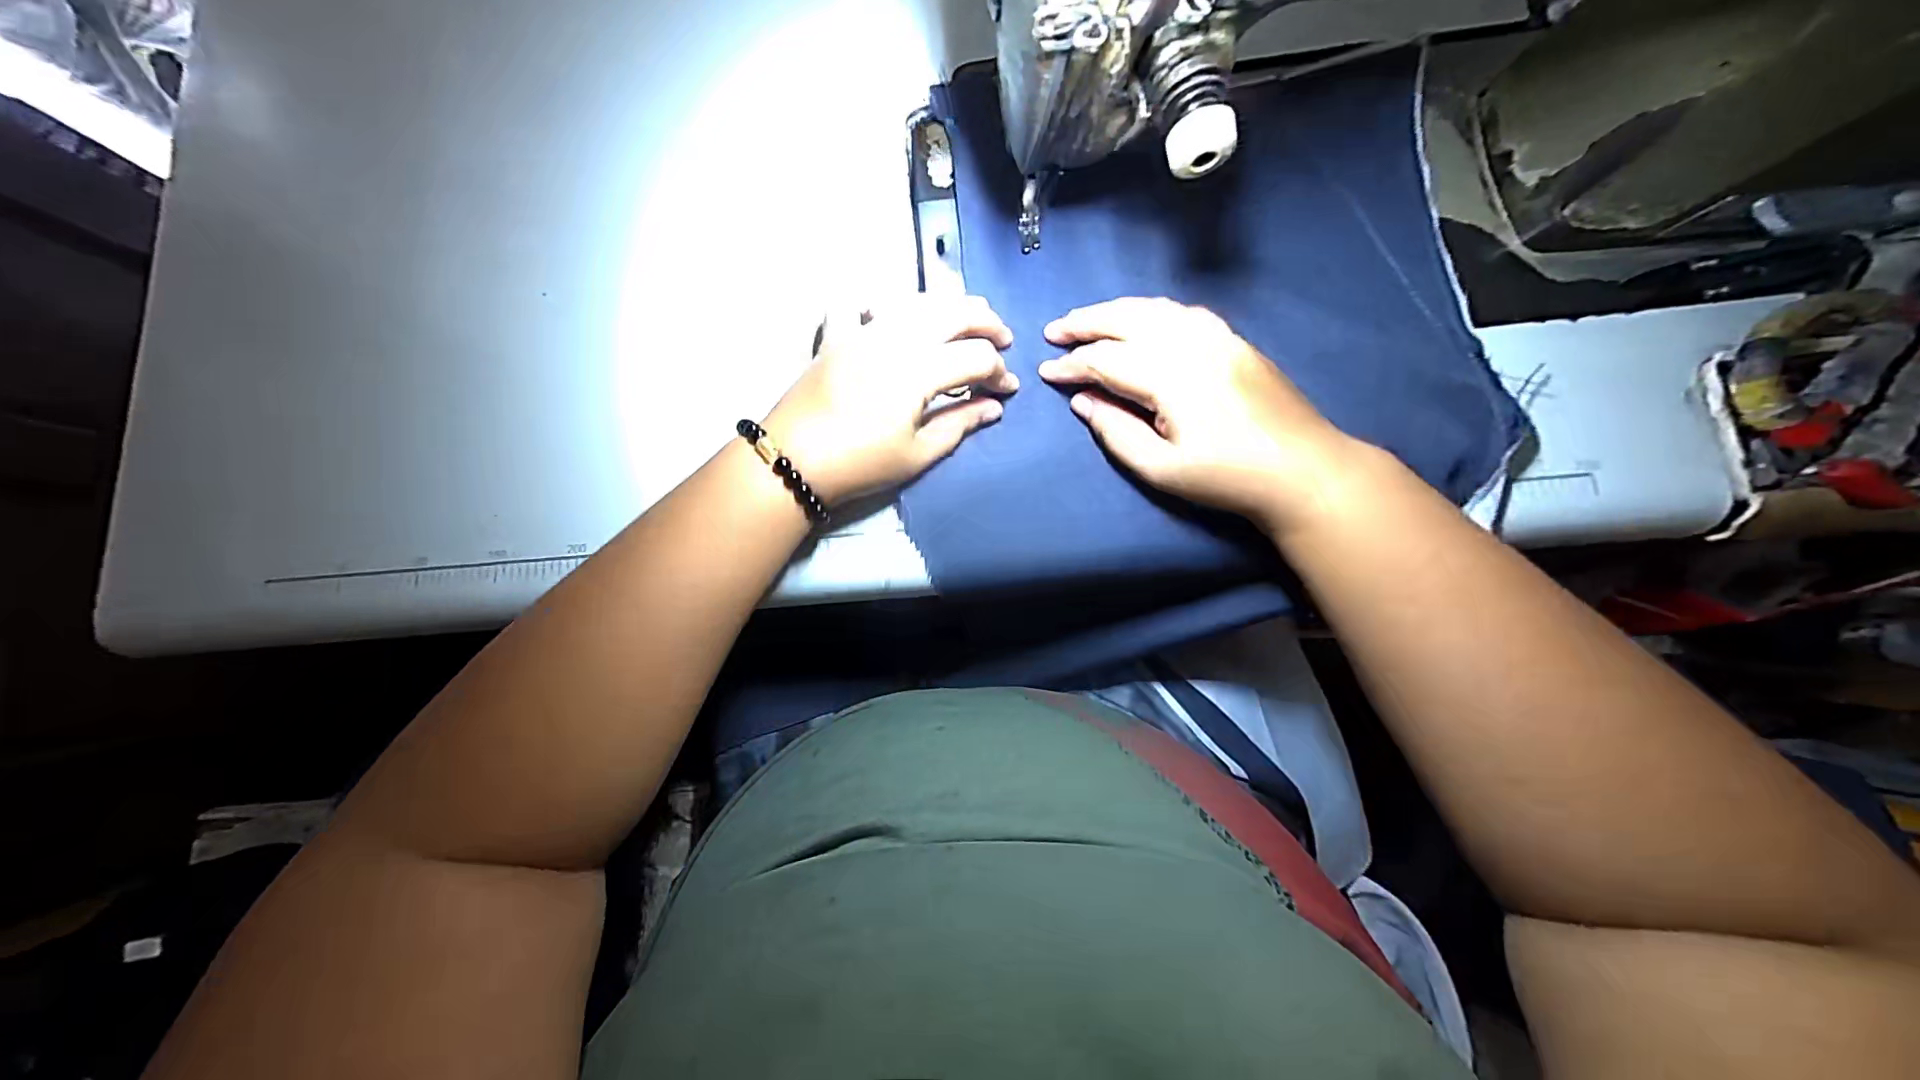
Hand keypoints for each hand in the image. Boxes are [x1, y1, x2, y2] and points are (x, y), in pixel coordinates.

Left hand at [762, 294, 1017, 504]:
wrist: (791, 461)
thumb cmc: (859, 464)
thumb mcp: (916, 454)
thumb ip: (959, 424)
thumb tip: (993, 407)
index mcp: (919, 370)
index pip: (975, 357)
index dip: (999, 372)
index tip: (1007, 391)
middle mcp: (895, 338)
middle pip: (953, 312)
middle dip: (985, 323)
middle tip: (1002, 340)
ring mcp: (863, 331)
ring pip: (915, 301)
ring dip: (946, 307)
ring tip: (962, 322)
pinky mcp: (837, 336)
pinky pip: (861, 303)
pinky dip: (880, 302)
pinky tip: (889, 313)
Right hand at [1038, 297, 1370, 536]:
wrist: (1302, 469)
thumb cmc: (1227, 477)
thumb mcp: (1162, 469)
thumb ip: (1116, 432)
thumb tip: (1082, 401)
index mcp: (1170, 376)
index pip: (1106, 359)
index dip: (1072, 365)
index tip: (1046, 372)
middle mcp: (1191, 343)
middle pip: (1127, 320)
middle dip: (1086, 323)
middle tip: (1055, 330)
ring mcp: (1217, 337)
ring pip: (1155, 309)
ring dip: (1116, 311)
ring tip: (1088, 320)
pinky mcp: (1233, 340)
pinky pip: (1183, 312)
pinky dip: (1151, 311)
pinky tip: (1141, 319)